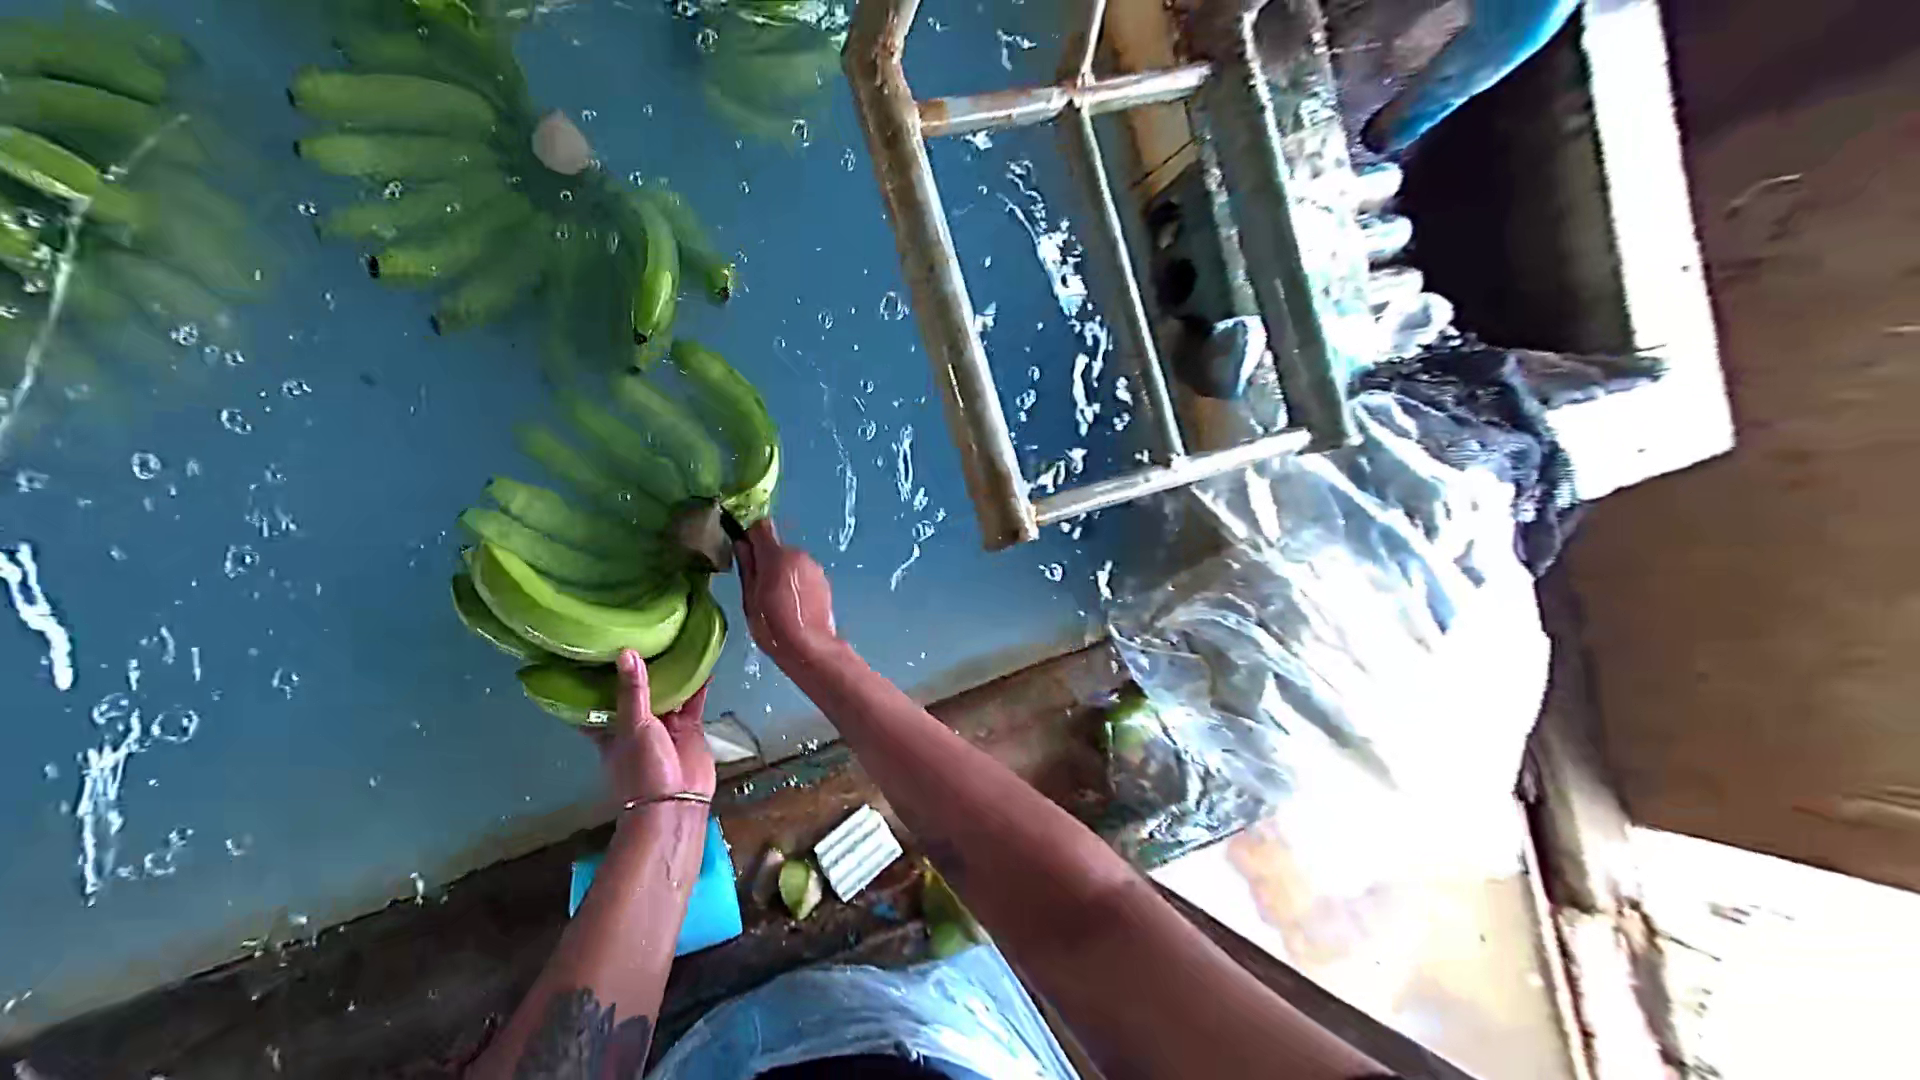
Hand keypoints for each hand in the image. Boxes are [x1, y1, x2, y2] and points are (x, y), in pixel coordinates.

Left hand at [594, 648, 714, 806]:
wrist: (676, 802)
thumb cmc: (643, 768)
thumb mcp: (632, 726)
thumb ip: (633, 691)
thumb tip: (626, 652)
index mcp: (611, 728)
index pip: (600, 699)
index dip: (599, 678)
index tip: (599, 651)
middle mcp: (636, 725)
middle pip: (637, 692)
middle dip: (641, 670)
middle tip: (644, 635)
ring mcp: (664, 727)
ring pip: (667, 694)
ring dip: (672, 674)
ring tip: (675, 643)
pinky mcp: (689, 728)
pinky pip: (693, 702)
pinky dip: (699, 686)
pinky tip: (704, 665)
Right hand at [733, 520, 838, 669]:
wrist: (809, 647)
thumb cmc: (772, 625)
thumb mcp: (749, 598)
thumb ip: (747, 566)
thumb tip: (741, 543)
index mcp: (776, 556)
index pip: (761, 528)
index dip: (750, 536)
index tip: (744, 551)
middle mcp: (798, 554)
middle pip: (777, 547)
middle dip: (767, 560)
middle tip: (760, 586)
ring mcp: (814, 567)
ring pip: (791, 560)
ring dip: (783, 571)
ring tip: (777, 599)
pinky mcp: (824, 579)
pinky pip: (803, 573)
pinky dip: (796, 581)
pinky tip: (793, 603)